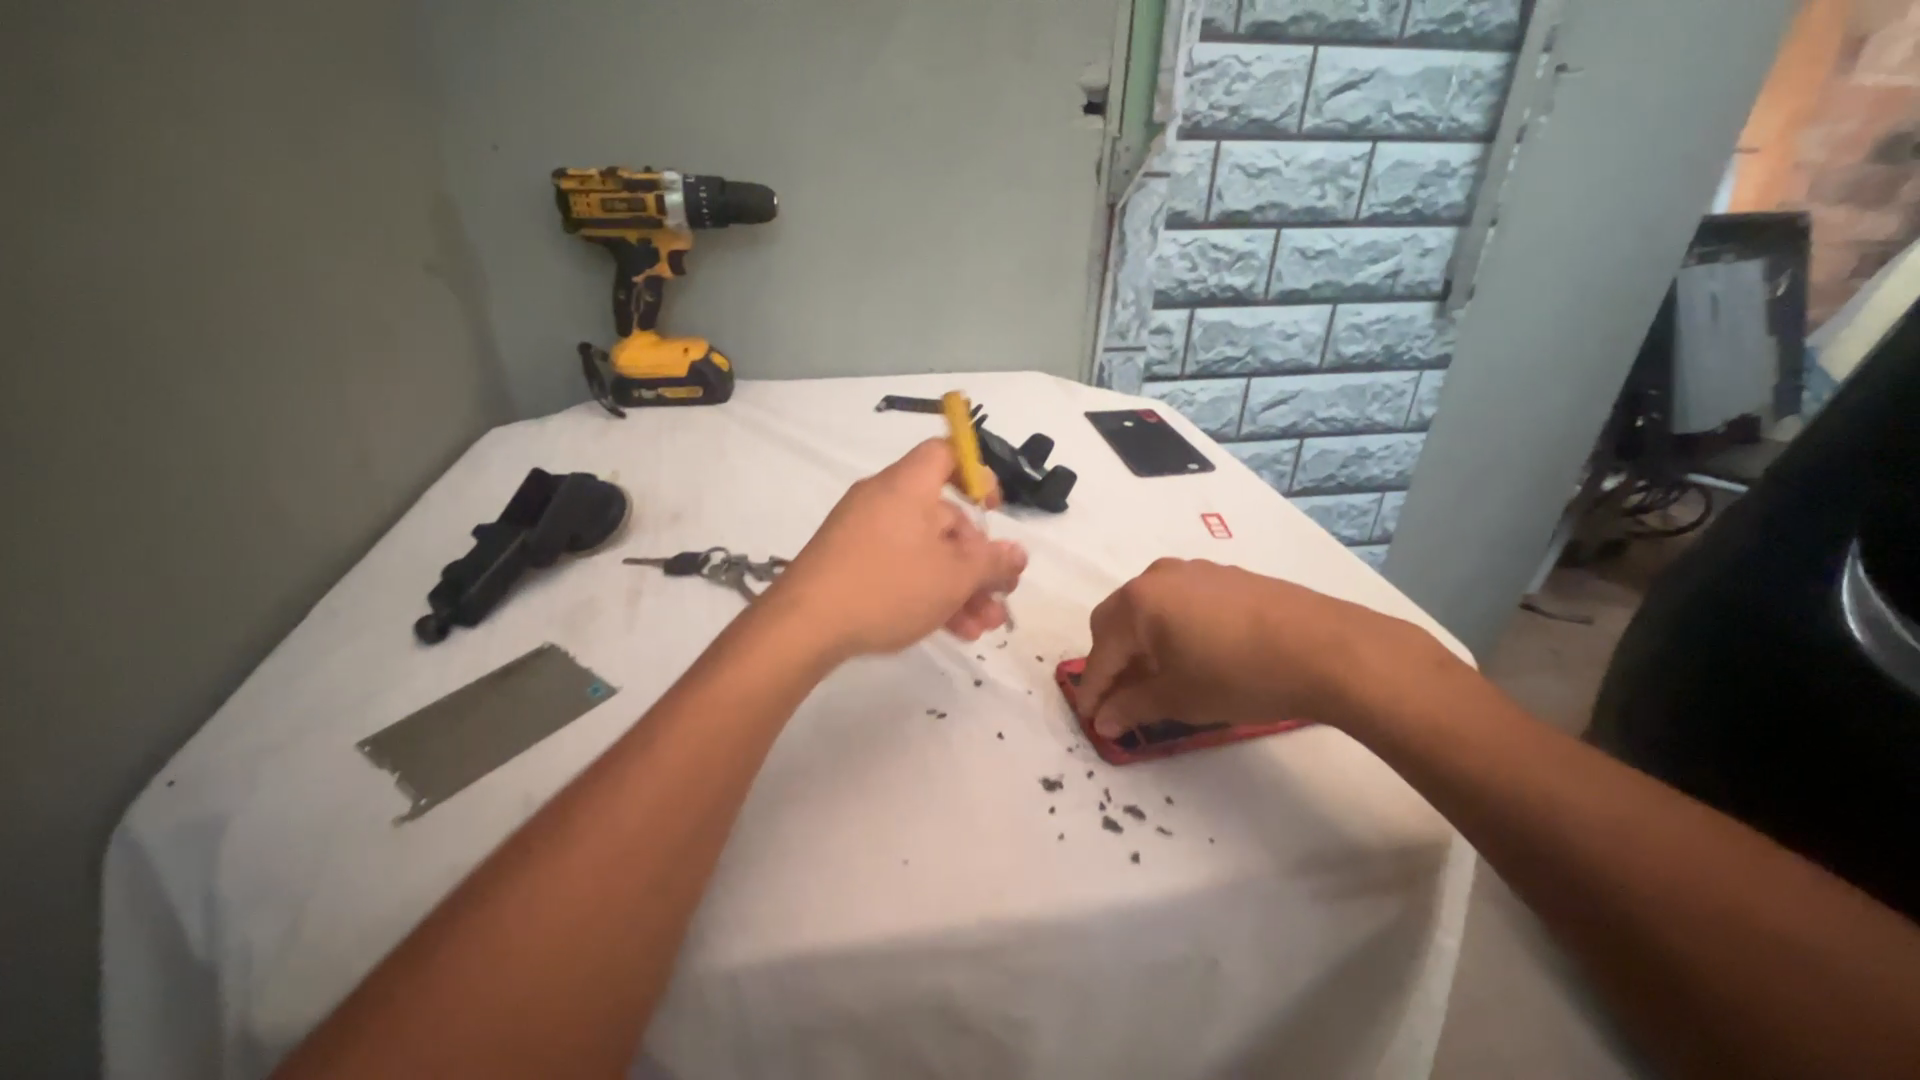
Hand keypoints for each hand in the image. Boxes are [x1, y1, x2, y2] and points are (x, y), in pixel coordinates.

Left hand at [767, 439, 1026, 659]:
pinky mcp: (848, 566)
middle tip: (999, 594)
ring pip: (925, 552)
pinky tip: (953, 630)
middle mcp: (883, 501)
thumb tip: (1016, 554)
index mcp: (907, 486)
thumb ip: (992, 563)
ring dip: (959, 587)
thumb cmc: (888, 586)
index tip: (994, 510)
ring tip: (982, 626)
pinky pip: (900, 569)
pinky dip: (927, 592)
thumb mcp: (954, 577)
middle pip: (942, 516)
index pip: (945, 454)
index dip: (977, 474)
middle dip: (977, 559)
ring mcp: (862, 535)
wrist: (804, 626)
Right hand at [1078, 559, 1454, 737]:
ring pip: (1150, 609)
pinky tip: (1194, 656)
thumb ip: (1133, 707)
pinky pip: (1181, 603)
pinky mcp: (1227, 576)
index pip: (1101, 652)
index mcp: (1138, 602)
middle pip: (1117, 620)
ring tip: (1159, 680)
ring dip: (1143, 644)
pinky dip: (1173, 630)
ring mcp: (1196, 571)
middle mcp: (1159, 576)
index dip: (1094, 691)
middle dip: (1113, 660)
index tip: (1092, 721)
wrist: (1327, 649)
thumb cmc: (1240, 676)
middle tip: (1122, 700)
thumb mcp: (1180, 699)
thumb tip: (1104, 721)